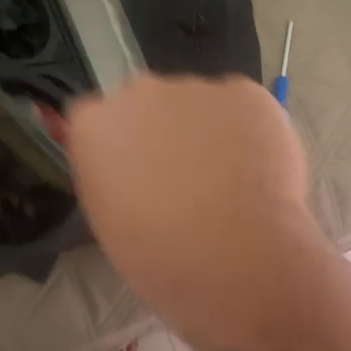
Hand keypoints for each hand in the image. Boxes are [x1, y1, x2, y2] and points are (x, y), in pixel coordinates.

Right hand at [64, 73, 323, 322]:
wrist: (244, 262)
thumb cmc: (166, 262)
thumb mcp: (111, 226)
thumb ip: (110, 181)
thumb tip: (127, 169)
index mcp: (94, 127)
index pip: (95, 122)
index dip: (118, 150)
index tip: (135, 178)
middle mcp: (137, 93)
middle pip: (144, 104)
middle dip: (159, 133)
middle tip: (183, 181)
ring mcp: (194, 88)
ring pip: (195, 106)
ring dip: (204, 133)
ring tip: (229, 182)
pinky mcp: (245, 91)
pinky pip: (240, 107)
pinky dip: (246, 132)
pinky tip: (257, 171)